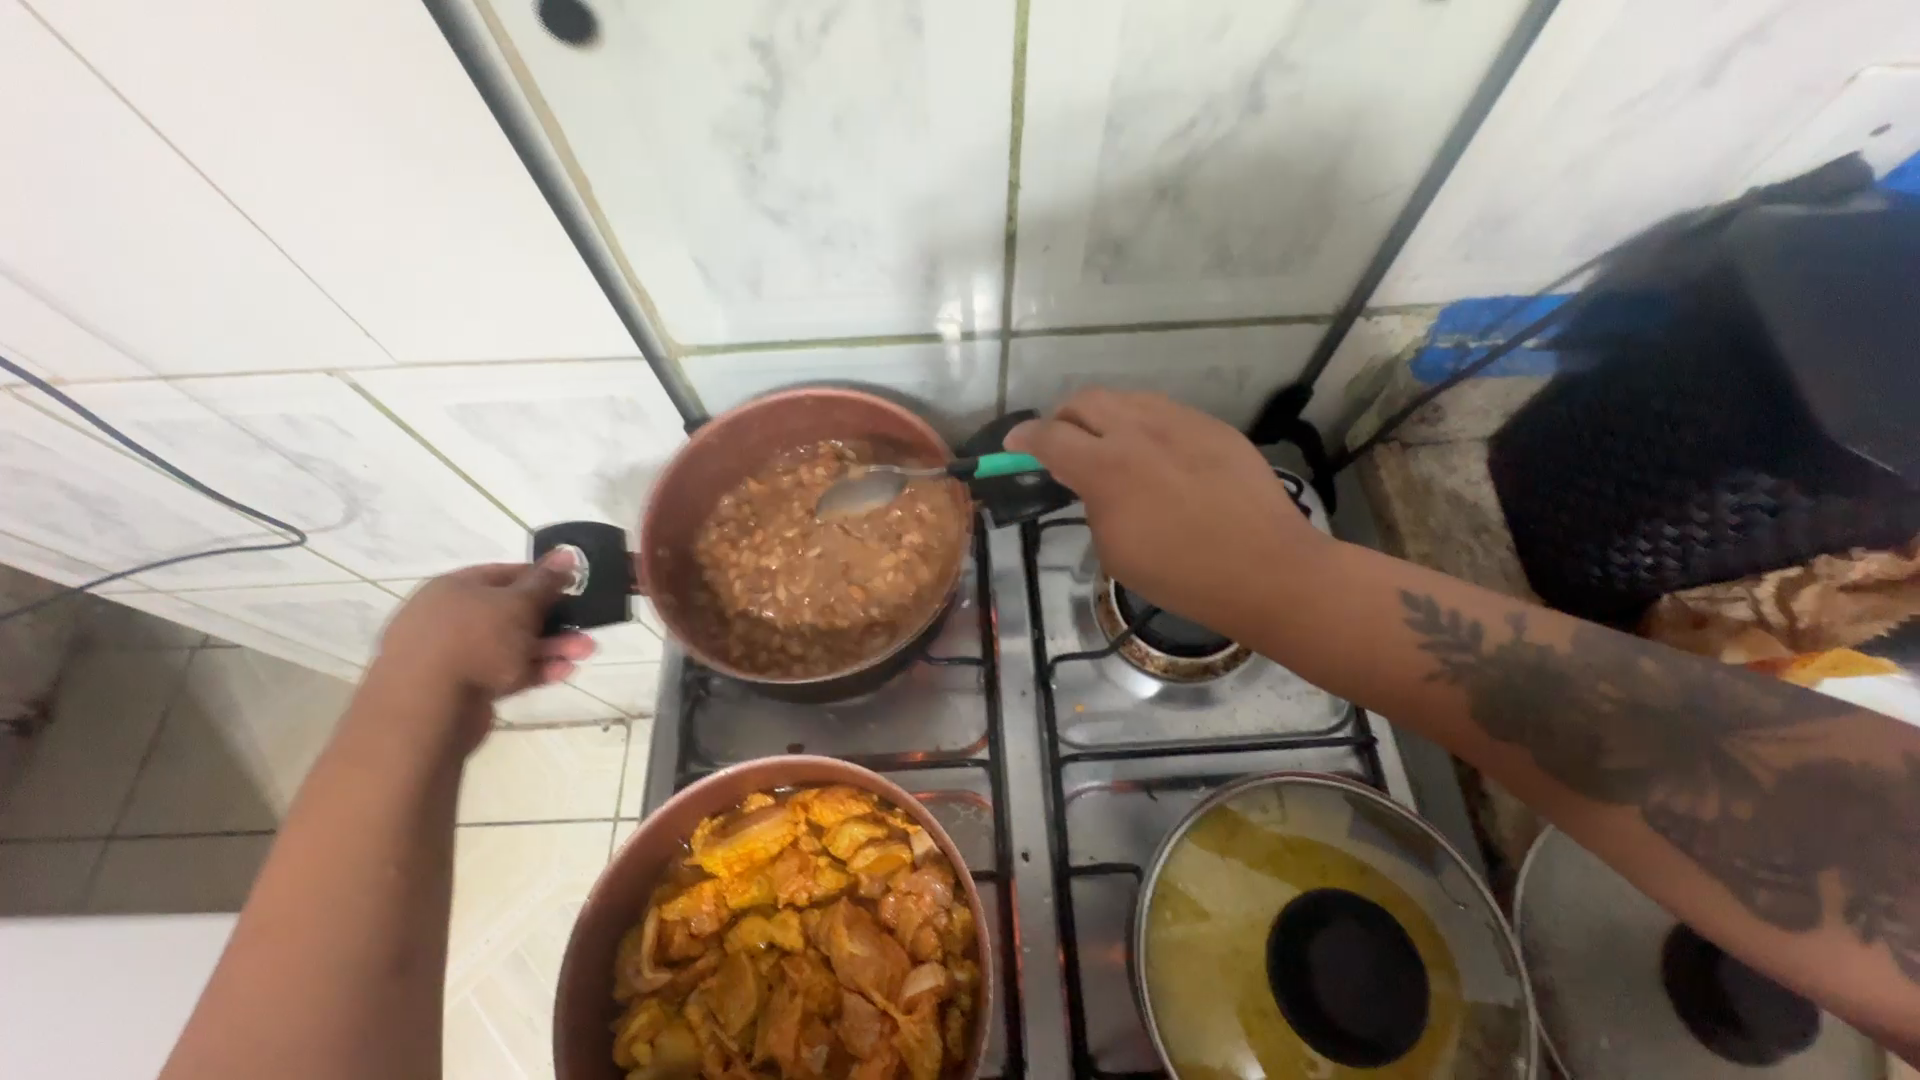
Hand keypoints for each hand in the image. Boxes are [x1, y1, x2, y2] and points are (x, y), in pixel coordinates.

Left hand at [363, 551, 595, 749]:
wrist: (426, 708)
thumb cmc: (474, 640)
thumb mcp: (519, 604)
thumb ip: (545, 582)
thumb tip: (566, 552)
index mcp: (454, 588)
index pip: (504, 574)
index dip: (541, 578)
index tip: (572, 587)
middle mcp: (449, 617)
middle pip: (511, 613)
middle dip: (553, 620)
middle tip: (585, 627)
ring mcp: (453, 654)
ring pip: (511, 645)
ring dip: (550, 647)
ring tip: (585, 653)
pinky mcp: (462, 687)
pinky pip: (504, 672)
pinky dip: (533, 670)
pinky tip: (563, 673)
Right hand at [1005, 389, 1327, 631]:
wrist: (1264, 567)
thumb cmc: (1181, 574)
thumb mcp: (1114, 549)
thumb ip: (1092, 503)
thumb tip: (1090, 481)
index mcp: (1105, 468)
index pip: (1048, 436)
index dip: (1023, 437)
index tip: (1014, 443)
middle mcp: (1138, 431)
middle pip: (1084, 401)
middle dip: (1063, 419)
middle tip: (1064, 443)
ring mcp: (1180, 422)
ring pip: (1126, 398)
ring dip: (1106, 417)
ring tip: (1110, 444)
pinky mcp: (1212, 426)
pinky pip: (1165, 412)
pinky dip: (1145, 425)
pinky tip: (1157, 454)